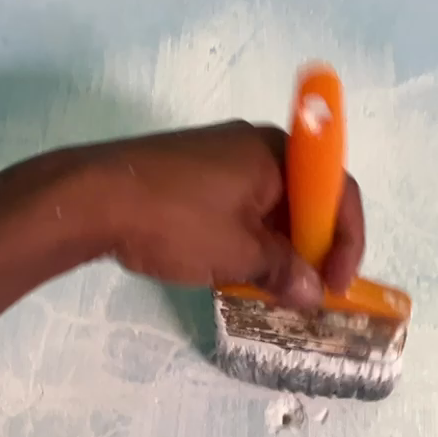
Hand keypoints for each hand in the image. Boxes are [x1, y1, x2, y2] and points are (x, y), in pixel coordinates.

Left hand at [77, 121, 365, 310]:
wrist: (90, 198)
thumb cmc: (177, 221)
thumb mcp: (239, 254)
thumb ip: (284, 271)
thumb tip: (312, 292)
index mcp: (277, 152)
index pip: (337, 191)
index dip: (347, 242)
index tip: (336, 286)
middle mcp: (253, 145)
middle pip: (303, 197)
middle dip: (310, 246)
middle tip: (303, 289)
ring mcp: (218, 155)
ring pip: (267, 204)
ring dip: (276, 245)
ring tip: (266, 285)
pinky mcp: (189, 171)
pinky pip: (236, 204)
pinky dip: (244, 236)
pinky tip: (230, 265)